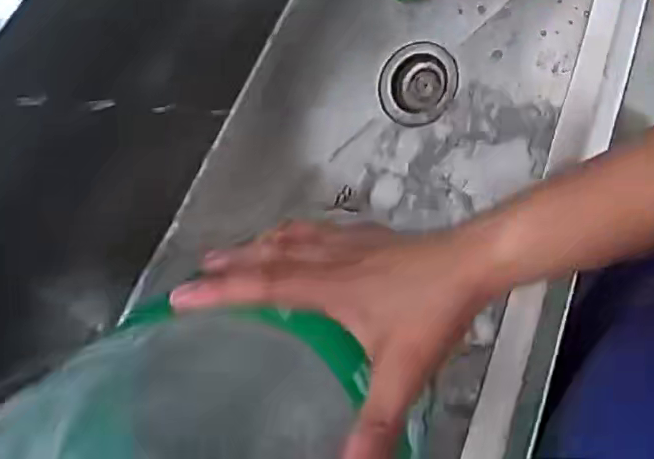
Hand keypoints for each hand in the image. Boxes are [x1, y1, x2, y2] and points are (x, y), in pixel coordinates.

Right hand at [170, 221, 497, 458]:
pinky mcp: (381, 238)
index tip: (181, 293)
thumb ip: (375, 423)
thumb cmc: (434, 310)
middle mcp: (340, 258)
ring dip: (270, 240)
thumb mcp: (402, 373)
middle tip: (202, 262)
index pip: (267, 285)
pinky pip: (331, 230)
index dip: (223, 290)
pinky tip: (316, 236)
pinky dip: (307, 231)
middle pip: (279, 253)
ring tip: (248, 244)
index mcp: (333, 287)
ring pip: (305, 235)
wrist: (472, 260)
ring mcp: (362, 243)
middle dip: (237, 259)